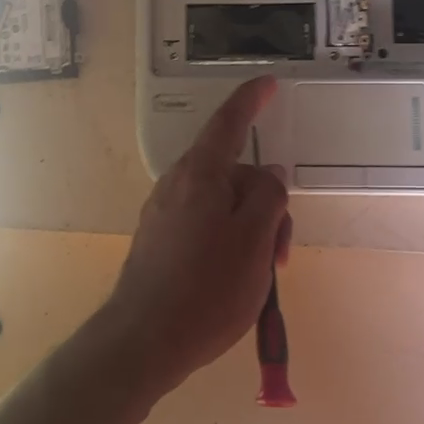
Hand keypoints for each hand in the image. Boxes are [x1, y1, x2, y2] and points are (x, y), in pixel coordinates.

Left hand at [98, 76, 291, 394]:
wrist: (143, 340)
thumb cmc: (207, 288)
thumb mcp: (255, 241)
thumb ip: (268, 198)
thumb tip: (269, 174)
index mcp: (200, 174)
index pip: (229, 122)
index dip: (250, 100)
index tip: (267, 84)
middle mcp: (177, 184)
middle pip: (232, 174)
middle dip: (264, 202)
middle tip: (280, 252)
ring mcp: (163, 212)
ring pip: (220, 204)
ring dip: (248, 229)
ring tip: (260, 276)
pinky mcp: (158, 241)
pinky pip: (203, 224)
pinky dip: (227, 241)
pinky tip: (233, 280)